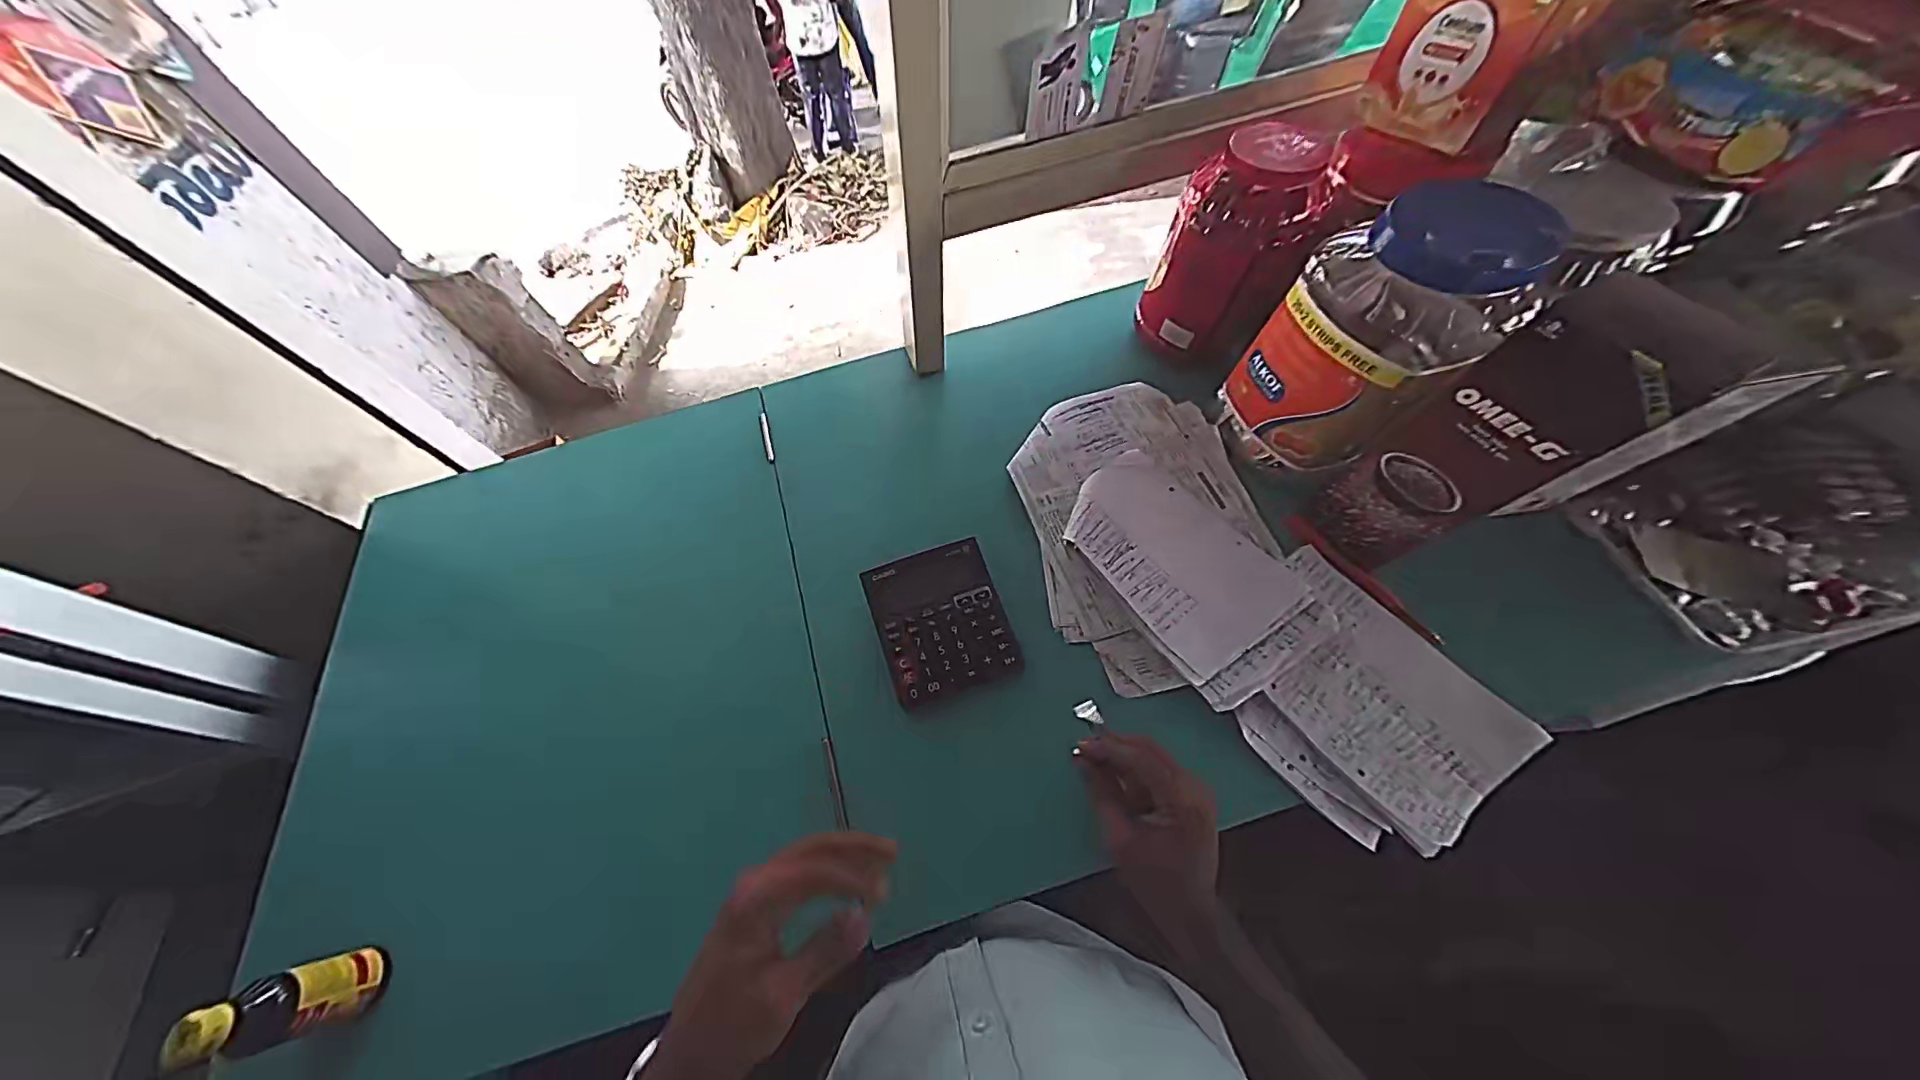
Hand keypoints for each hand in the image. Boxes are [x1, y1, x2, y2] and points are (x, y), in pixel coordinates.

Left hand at [650, 833, 896, 1079]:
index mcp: (755, 900)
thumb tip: (863, 915)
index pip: (812, 871)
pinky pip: (799, 873)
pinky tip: (849, 879)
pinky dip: (829, 870)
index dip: (851, 876)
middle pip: (810, 850)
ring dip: (844, 856)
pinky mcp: (756, 905)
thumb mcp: (782, 996)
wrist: (690, 1051)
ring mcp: (753, 892)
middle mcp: (753, 884)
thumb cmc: (732, 1024)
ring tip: (881, 859)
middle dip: (853, 847)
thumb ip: (824, 952)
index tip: (881, 894)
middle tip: (891, 852)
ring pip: (806, 857)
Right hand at [1077, 734, 1218, 921]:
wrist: (1190, 914)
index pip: (1143, 759)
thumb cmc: (1156, 884)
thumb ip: (1103, 796)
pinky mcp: (1191, 796)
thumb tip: (1087, 764)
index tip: (1083, 745)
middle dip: (1116, 746)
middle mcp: (1195, 788)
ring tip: (1095, 763)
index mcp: (1183, 799)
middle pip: (1151, 750)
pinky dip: (1135, 771)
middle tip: (1085, 749)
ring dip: (1124, 758)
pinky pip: (1158, 771)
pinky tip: (1114, 778)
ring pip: (1154, 757)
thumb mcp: (1121, 840)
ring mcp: (1196, 791)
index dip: (1110, 748)